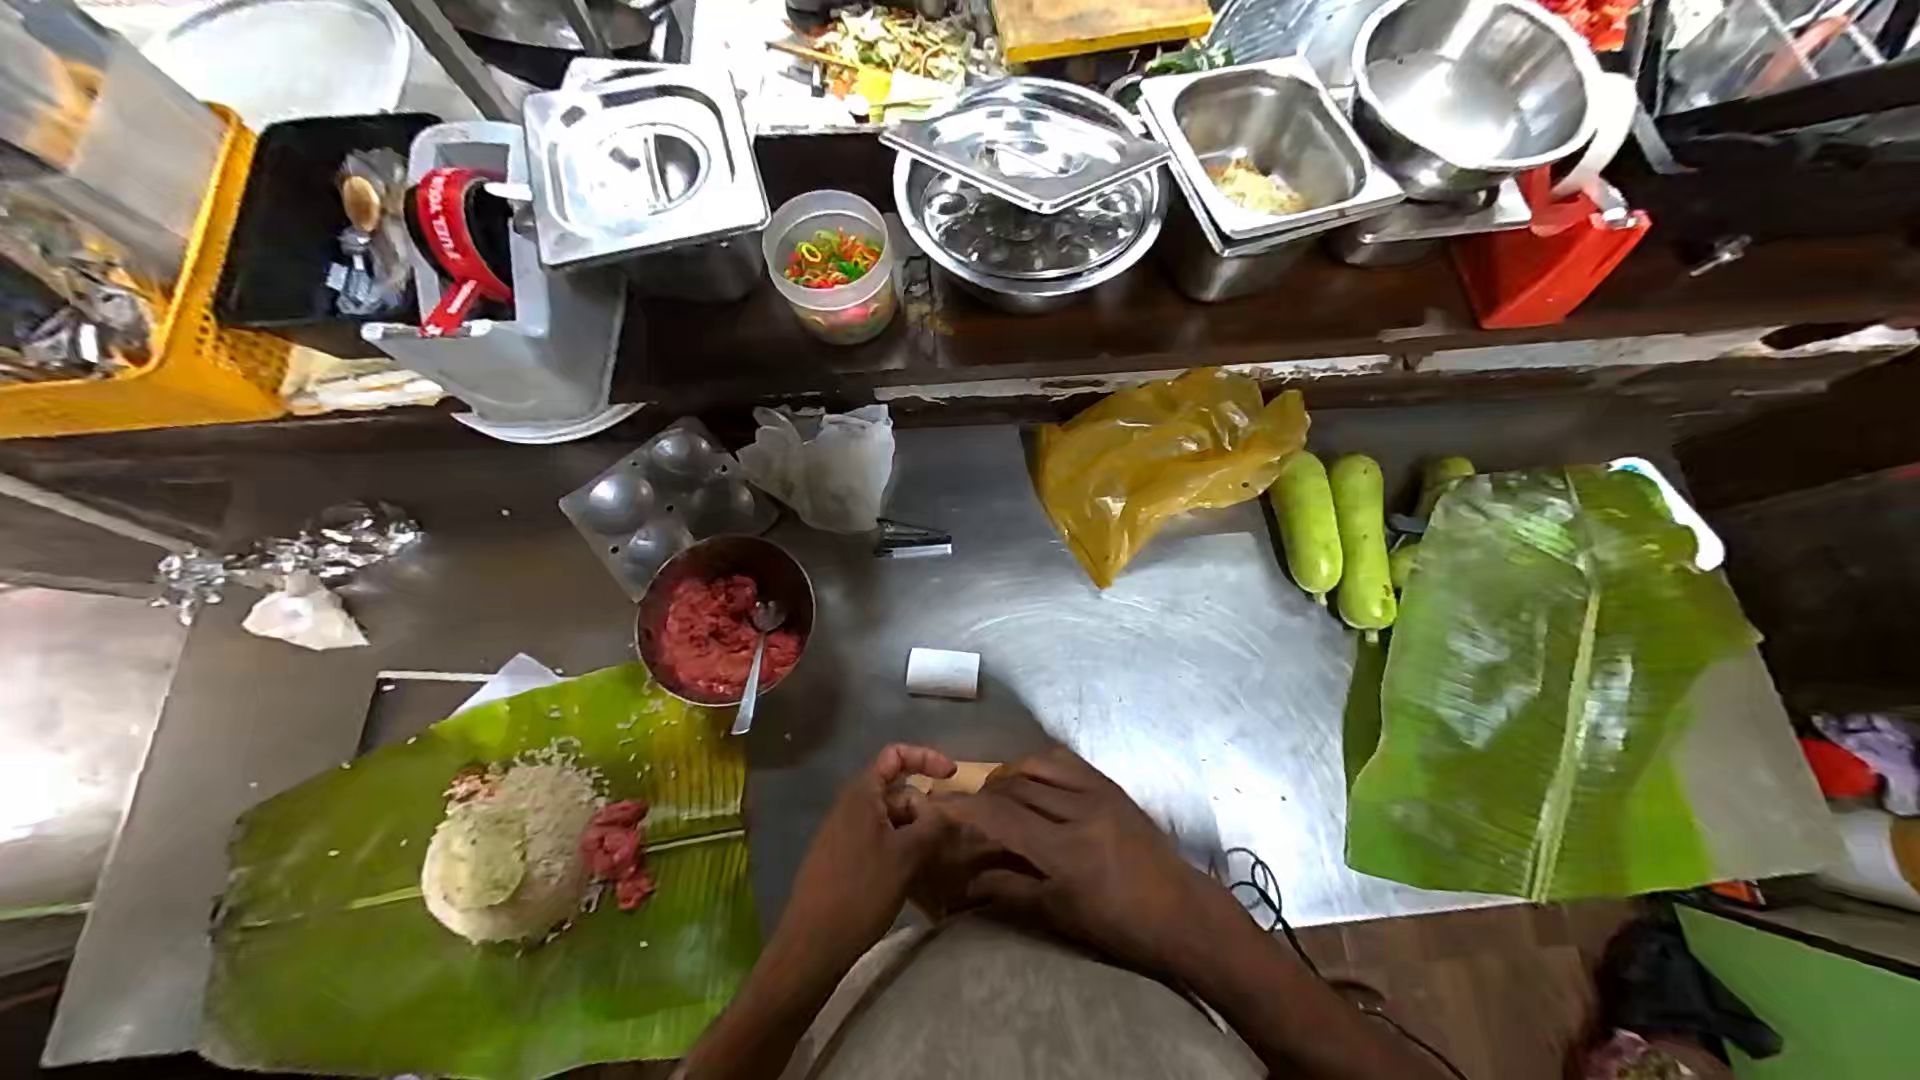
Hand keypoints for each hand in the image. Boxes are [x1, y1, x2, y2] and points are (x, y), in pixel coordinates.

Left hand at [771, 744, 956, 974]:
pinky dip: (901, 853)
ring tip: (936, 864)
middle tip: (945, 840)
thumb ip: (933, 826)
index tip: (952, 776)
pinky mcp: (842, 860)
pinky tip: (916, 883)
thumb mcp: (907, 855)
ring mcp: (844, 835)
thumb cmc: (861, 890)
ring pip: (891, 821)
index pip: (895, 755)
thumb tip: (949, 814)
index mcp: (862, 794)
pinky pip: (879, 843)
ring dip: (916, 835)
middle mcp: (850, 807)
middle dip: (925, 810)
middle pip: (897, 792)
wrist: (813, 944)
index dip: (926, 758)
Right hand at [937, 745, 1240, 980]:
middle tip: (964, 807)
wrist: (1182, 912)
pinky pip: (1064, 761)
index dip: (964, 808)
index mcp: (1066, 850)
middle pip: (1014, 788)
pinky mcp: (1110, 785)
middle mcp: (1080, 810)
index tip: (937, 804)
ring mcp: (1098, 792)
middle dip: (982, 794)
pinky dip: (1037, 765)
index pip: (1001, 817)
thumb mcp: (1061, 914)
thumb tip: (968, 880)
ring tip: (997, 793)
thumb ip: (1011, 889)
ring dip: (1008, 775)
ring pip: (1036, 766)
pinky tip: (1030, 780)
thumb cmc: (1120, 925)